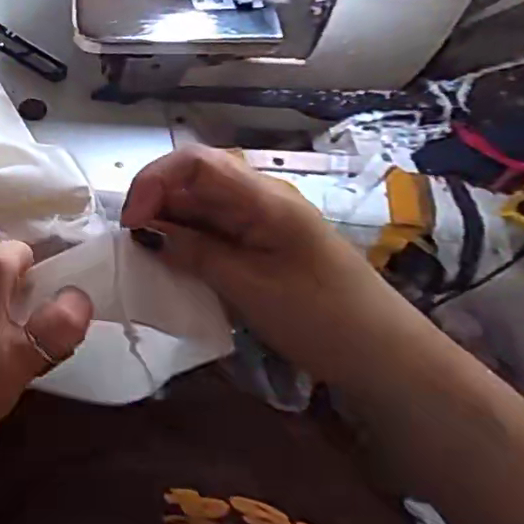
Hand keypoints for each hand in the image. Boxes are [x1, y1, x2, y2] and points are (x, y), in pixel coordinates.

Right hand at [120, 146, 409, 383]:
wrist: (391, 362)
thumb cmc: (322, 320)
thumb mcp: (246, 286)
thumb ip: (191, 251)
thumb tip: (144, 232)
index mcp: (264, 198)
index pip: (193, 162)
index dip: (152, 182)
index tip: (132, 223)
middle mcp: (260, 197)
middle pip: (190, 177)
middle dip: (153, 201)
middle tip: (133, 241)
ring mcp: (260, 218)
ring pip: (196, 201)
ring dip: (165, 219)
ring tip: (146, 252)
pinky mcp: (259, 240)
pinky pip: (209, 224)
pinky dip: (183, 236)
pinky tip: (172, 259)